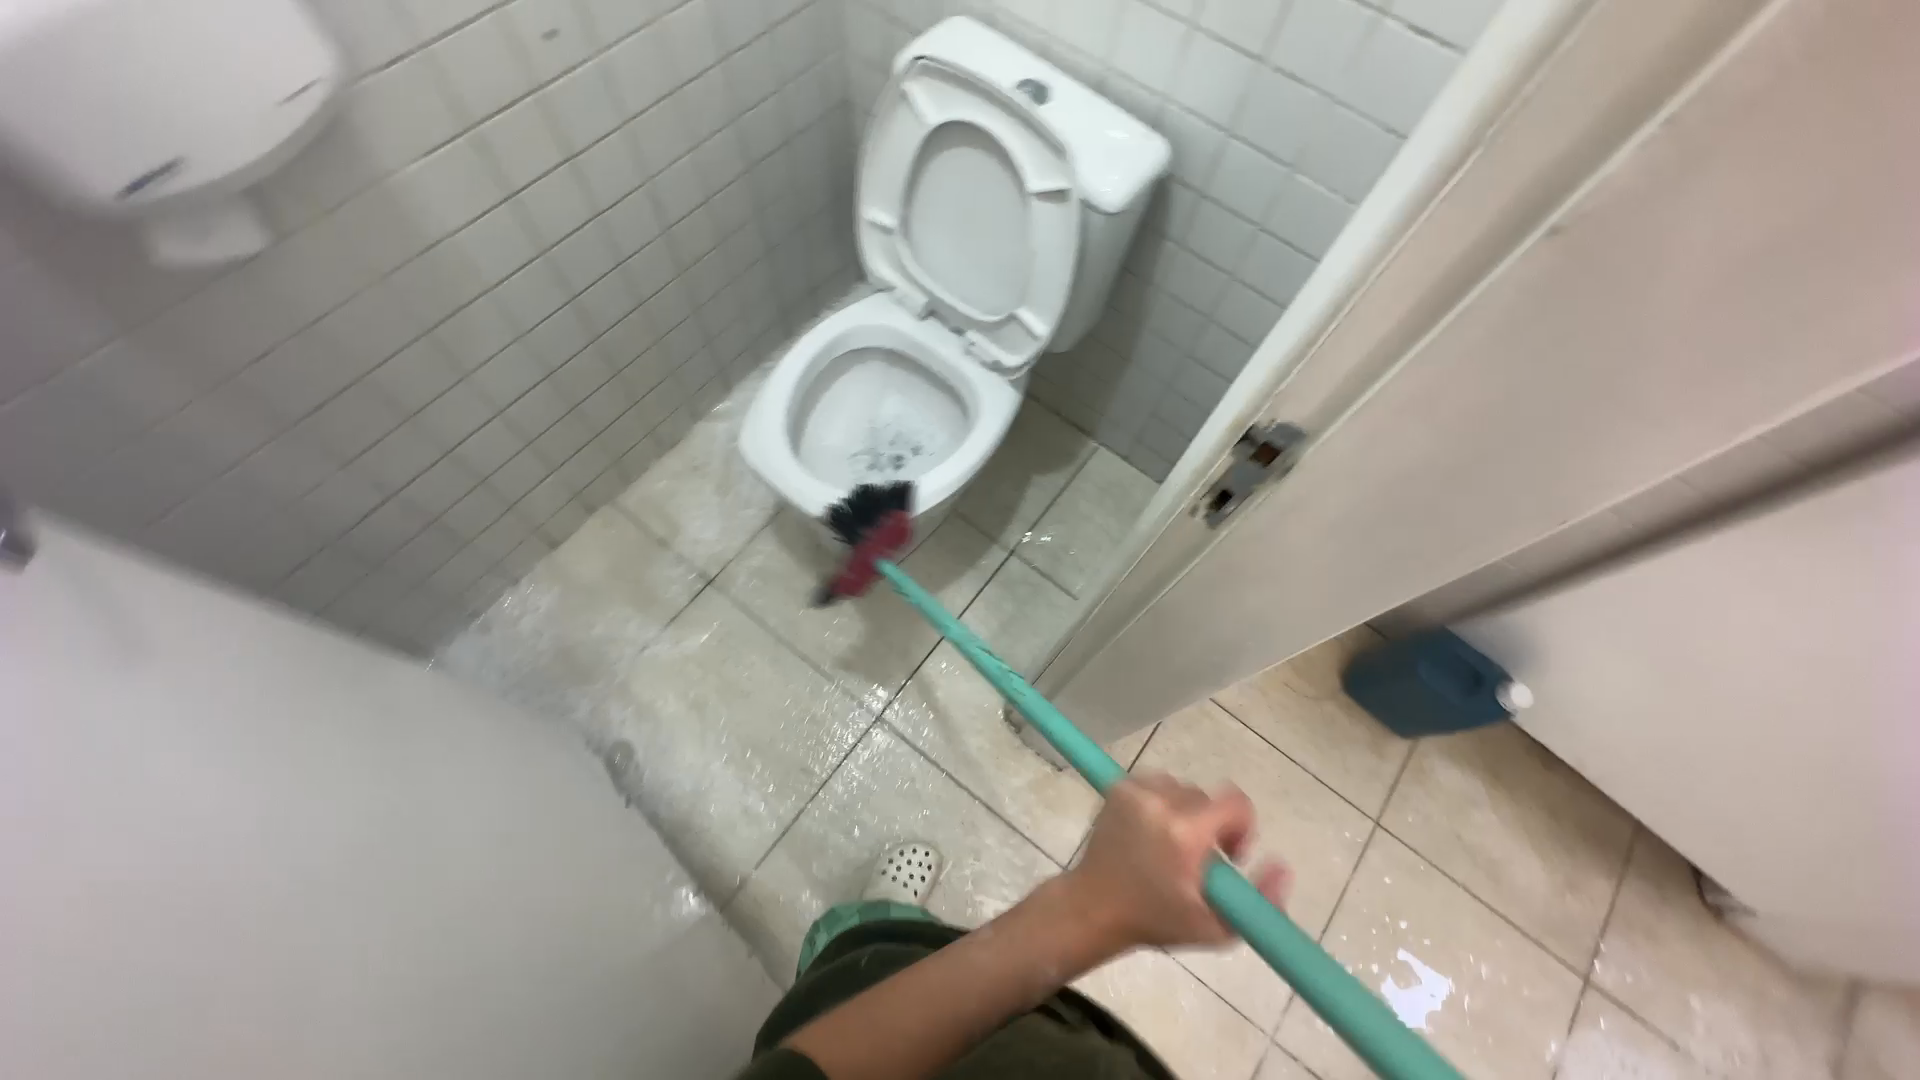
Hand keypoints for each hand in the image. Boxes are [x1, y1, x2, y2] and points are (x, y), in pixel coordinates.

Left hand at [1064, 773, 1292, 949]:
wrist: (1095, 906)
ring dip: (1185, 811)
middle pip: (1207, 797)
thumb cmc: (1156, 920)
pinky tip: (1153, 829)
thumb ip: (1261, 900)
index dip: (1242, 825)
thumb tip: (1283, 865)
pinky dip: (1161, 801)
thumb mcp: (1216, 927)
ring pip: (1181, 788)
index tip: (1230, 852)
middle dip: (1211, 824)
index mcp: (1184, 833)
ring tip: (1172, 844)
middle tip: (1199, 857)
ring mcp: (1134, 792)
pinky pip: (1156, 783)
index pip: (1235, 800)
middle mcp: (1159, 803)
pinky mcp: (1118, 788)